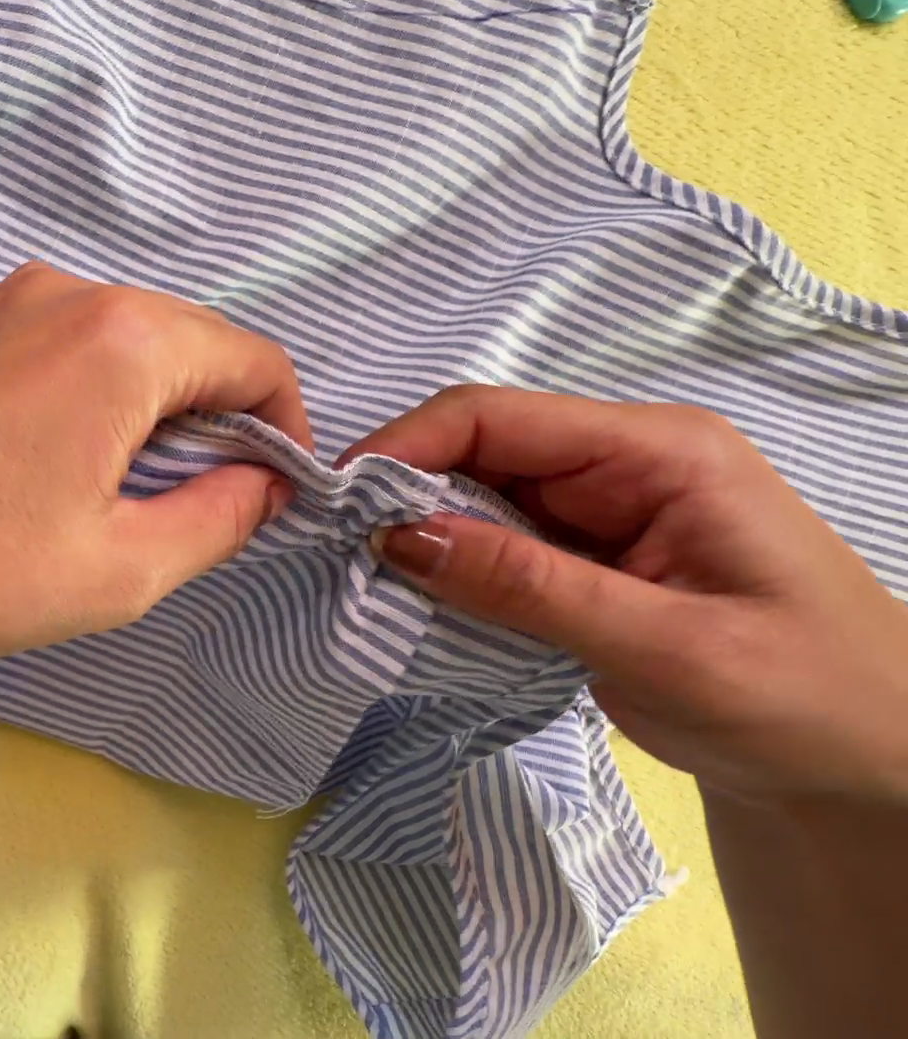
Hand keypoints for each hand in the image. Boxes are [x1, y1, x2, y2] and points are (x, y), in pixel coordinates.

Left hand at [0, 260, 308, 719]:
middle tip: (193, 503)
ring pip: (116, 344)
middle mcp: (59, 291)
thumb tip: (263, 481)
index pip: (251, 358)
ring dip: (144, 409)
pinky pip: (54, 348)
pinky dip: (84, 396)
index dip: (281, 427)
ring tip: (115, 491)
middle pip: (183, 343)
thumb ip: (224, 515)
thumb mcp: (126, 565)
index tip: (270, 491)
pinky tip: (50, 463)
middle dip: (210, 420)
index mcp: (118, 335)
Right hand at [351, 385, 907, 803]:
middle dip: (397, 489)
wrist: (867, 772)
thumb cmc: (805, 701)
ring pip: (467, 493)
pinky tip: (410, 591)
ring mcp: (591, 507)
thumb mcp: (667, 647)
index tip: (336, 503)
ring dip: (412, 528)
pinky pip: (482, 538)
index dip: (403, 447)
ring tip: (360, 572)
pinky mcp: (571, 551)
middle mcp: (615, 462)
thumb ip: (526, 585)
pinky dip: (438, 562)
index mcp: (655, 452)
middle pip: (471, 448)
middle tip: (337, 546)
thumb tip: (392, 535)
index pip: (493, 417)